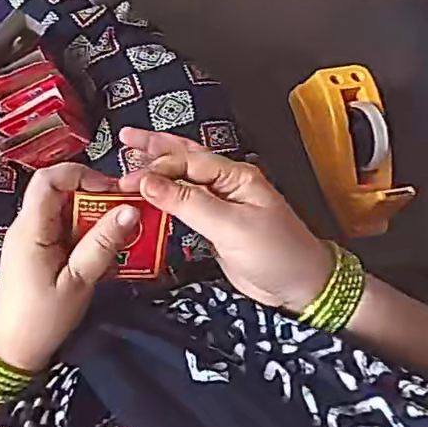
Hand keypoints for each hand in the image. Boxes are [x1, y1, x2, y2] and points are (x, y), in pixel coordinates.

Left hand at [0, 163, 140, 371]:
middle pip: (63, 193)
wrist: (9, 352)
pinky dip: (90, 237)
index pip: (49, 178)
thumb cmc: (40, 319)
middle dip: (98, 200)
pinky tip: (107, 257)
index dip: (81, 175)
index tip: (112, 192)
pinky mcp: (41, 251)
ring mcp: (34, 238)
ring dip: (97, 221)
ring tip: (123, 238)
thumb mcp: (77, 282)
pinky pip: (68, 231)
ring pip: (69, 212)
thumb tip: (130, 210)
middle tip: (128, 217)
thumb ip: (103, 244)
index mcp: (31, 228)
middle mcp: (29, 225)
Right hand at [116, 128, 332, 312]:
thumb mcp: (231, 227)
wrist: (301, 288)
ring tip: (131, 155)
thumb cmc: (277, 254)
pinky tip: (149, 192)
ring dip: (157, 166)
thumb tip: (149, 183)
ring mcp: (220, 203)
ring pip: (182, 177)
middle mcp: (226, 183)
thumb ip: (188, 203)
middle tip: (126, 137)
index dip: (157, 167)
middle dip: (155, 146)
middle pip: (185, 157)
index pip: (188, 161)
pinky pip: (183, 203)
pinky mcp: (214, 225)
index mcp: (235, 175)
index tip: (129, 180)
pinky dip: (163, 195)